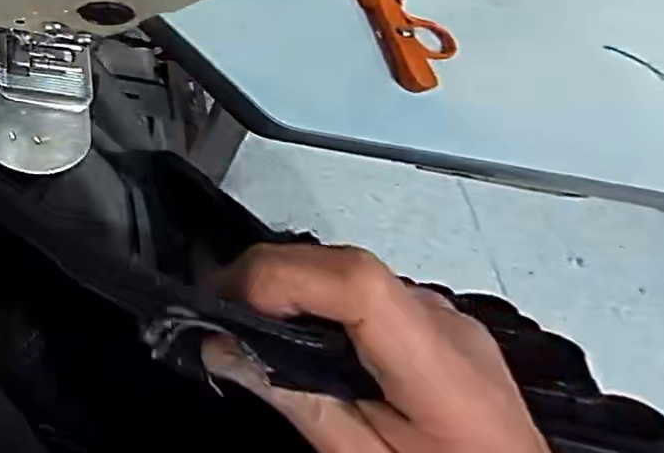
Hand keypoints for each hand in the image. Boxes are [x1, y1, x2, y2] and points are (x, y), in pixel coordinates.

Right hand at [202, 244, 547, 452]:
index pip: (357, 282)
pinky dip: (315, 295)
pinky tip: (296, 329)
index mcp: (443, 373)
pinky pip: (361, 288)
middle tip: (216, 305)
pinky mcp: (436, 322)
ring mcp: (446, 317)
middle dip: (268, 273)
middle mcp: (447, 326)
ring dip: (288, 280)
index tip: (232, 304)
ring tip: (246, 315)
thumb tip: (220, 344)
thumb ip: (296, 400)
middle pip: (341, 264)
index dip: (283, 276)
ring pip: (345, 267)